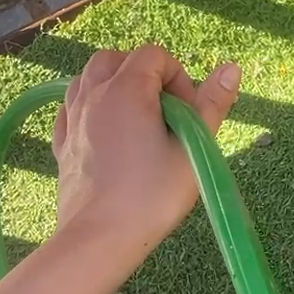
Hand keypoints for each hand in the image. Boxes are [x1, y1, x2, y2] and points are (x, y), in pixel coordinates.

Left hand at [52, 45, 239, 260]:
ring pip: (88, 78)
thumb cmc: (153, 194)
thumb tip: (232, 67)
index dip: (178, 78)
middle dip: (144, 76)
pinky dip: (91, 108)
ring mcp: (72, 118)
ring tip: (137, 122)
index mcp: (126, 89)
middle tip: (164, 115)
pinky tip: (107, 133)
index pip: (155, 55)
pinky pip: (72, 107)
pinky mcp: (61, 144)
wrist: (100, 238)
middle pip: (116, 59)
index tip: (187, 115)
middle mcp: (93, 94)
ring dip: (115, 87)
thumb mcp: (193, 148)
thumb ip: (212, 104)